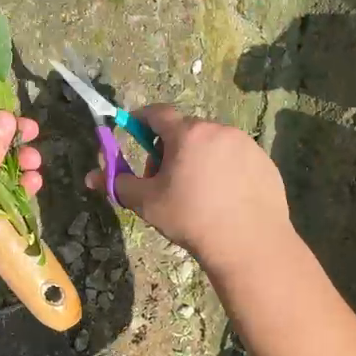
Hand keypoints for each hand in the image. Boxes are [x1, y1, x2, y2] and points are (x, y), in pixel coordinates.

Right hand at [87, 105, 290, 268]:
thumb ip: (117, 183)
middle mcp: (219, 130)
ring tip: (193, 192)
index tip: (131, 131)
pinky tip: (220, 199)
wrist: (249, 243)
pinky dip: (221, 170)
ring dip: (195, 158)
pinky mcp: (264, 162)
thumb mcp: (145, 202)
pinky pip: (234, 158)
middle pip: (184, 130)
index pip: (157, 113)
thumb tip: (91, 177)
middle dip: (168, 148)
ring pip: (210, 144)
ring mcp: (246, 145)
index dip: (140, 119)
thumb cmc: (190, 217)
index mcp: (187, 134)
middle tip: (162, 179)